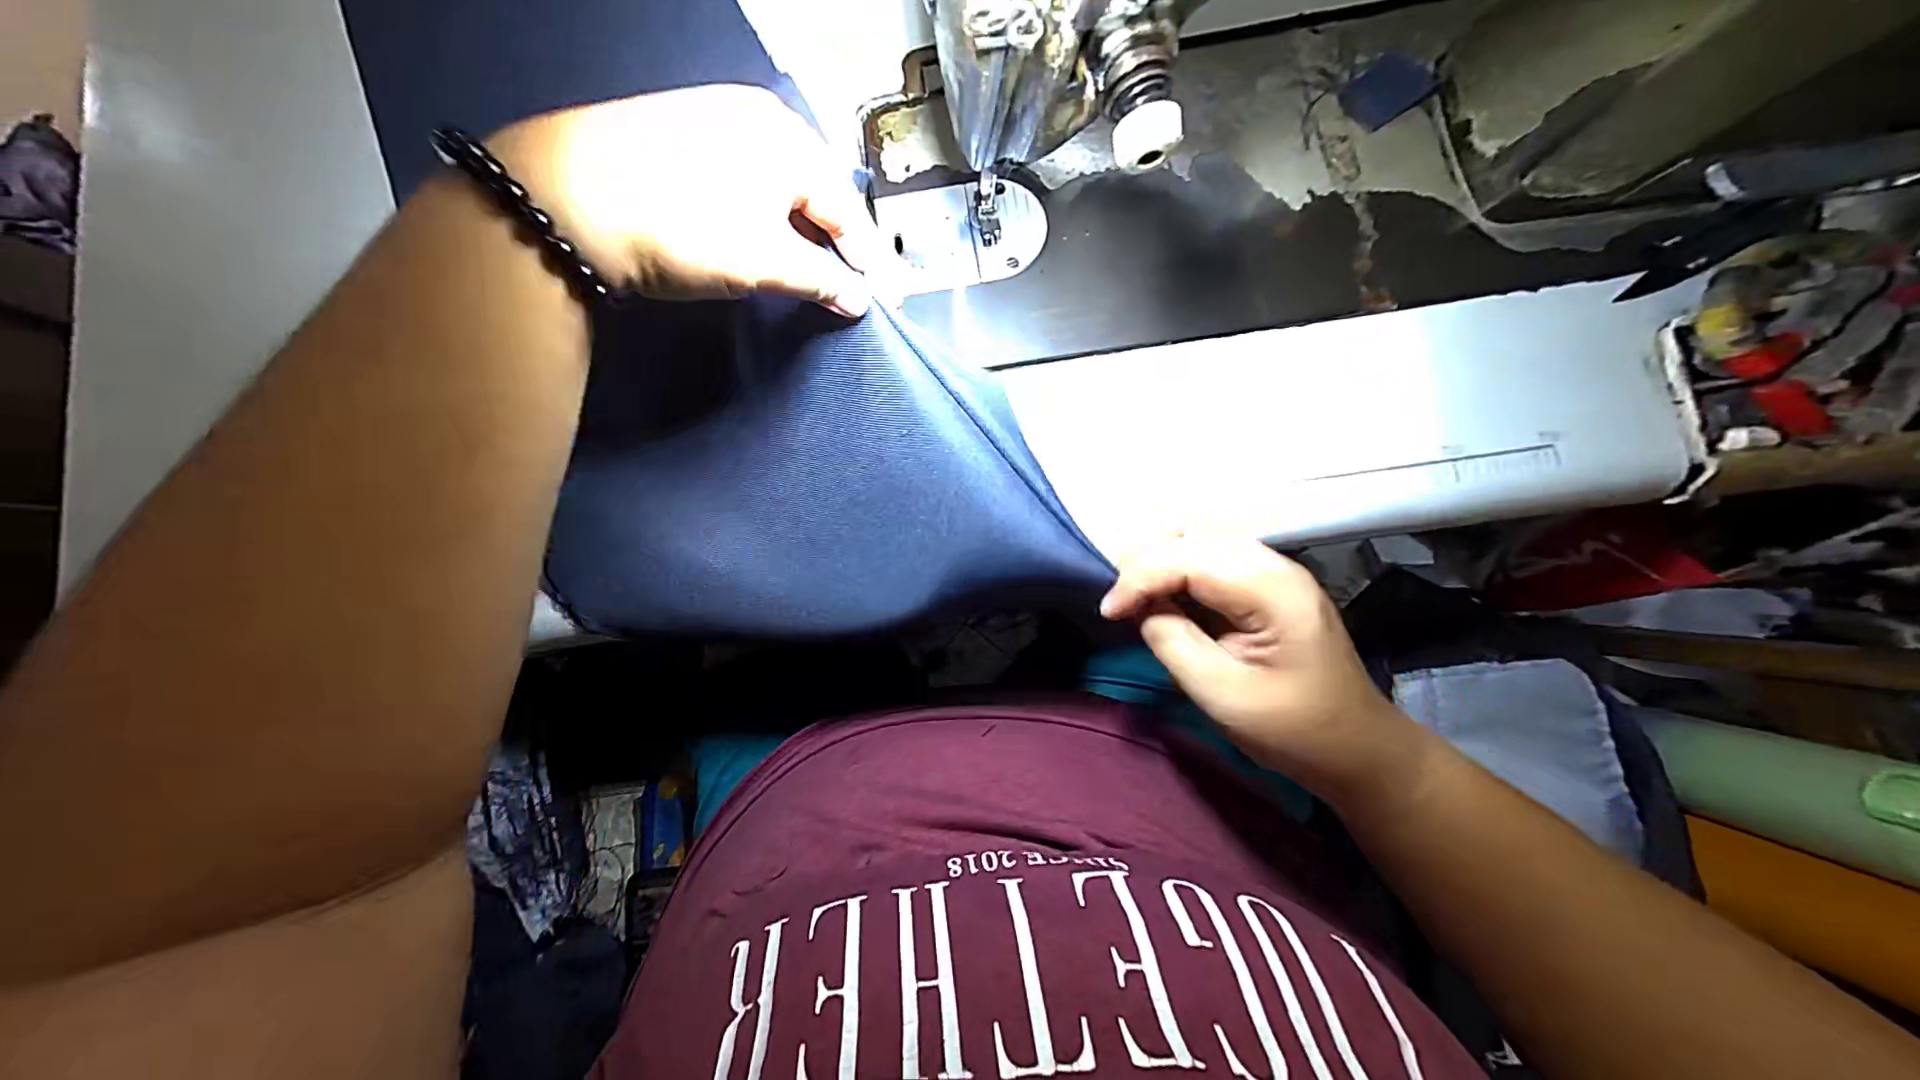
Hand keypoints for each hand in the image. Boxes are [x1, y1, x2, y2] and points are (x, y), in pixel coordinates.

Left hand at [486, 85, 892, 316]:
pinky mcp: (679, 135)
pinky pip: (747, 179)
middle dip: (841, 243)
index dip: (872, 263)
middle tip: (856, 286)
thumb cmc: (686, 229)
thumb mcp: (766, 263)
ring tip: (817, 268)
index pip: (850, 212)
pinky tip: (767, 238)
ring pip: (782, 186)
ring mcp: (715, 119)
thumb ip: (824, 281)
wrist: (565, 200)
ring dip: (804, 231)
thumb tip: (858, 300)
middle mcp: (759, 117)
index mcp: (791, 140)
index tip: (888, 299)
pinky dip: (767, 215)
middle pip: (819, 194)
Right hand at [1100, 535, 1431, 804]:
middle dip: (1145, 566)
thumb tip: (1140, 608)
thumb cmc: (1293, 730)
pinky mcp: (1267, 584)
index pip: (1187, 558)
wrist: (1356, 748)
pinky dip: (1178, 573)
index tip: (1109, 613)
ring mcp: (1274, 571)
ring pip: (1198, 542)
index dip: (1139, 578)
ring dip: (1159, 566)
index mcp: (1272, 590)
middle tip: (1120, 608)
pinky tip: (1166, 601)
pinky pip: (1210, 560)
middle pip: (1191, 538)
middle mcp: (1274, 566)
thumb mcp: (1221, 694)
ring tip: (1137, 602)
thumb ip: (1172, 641)